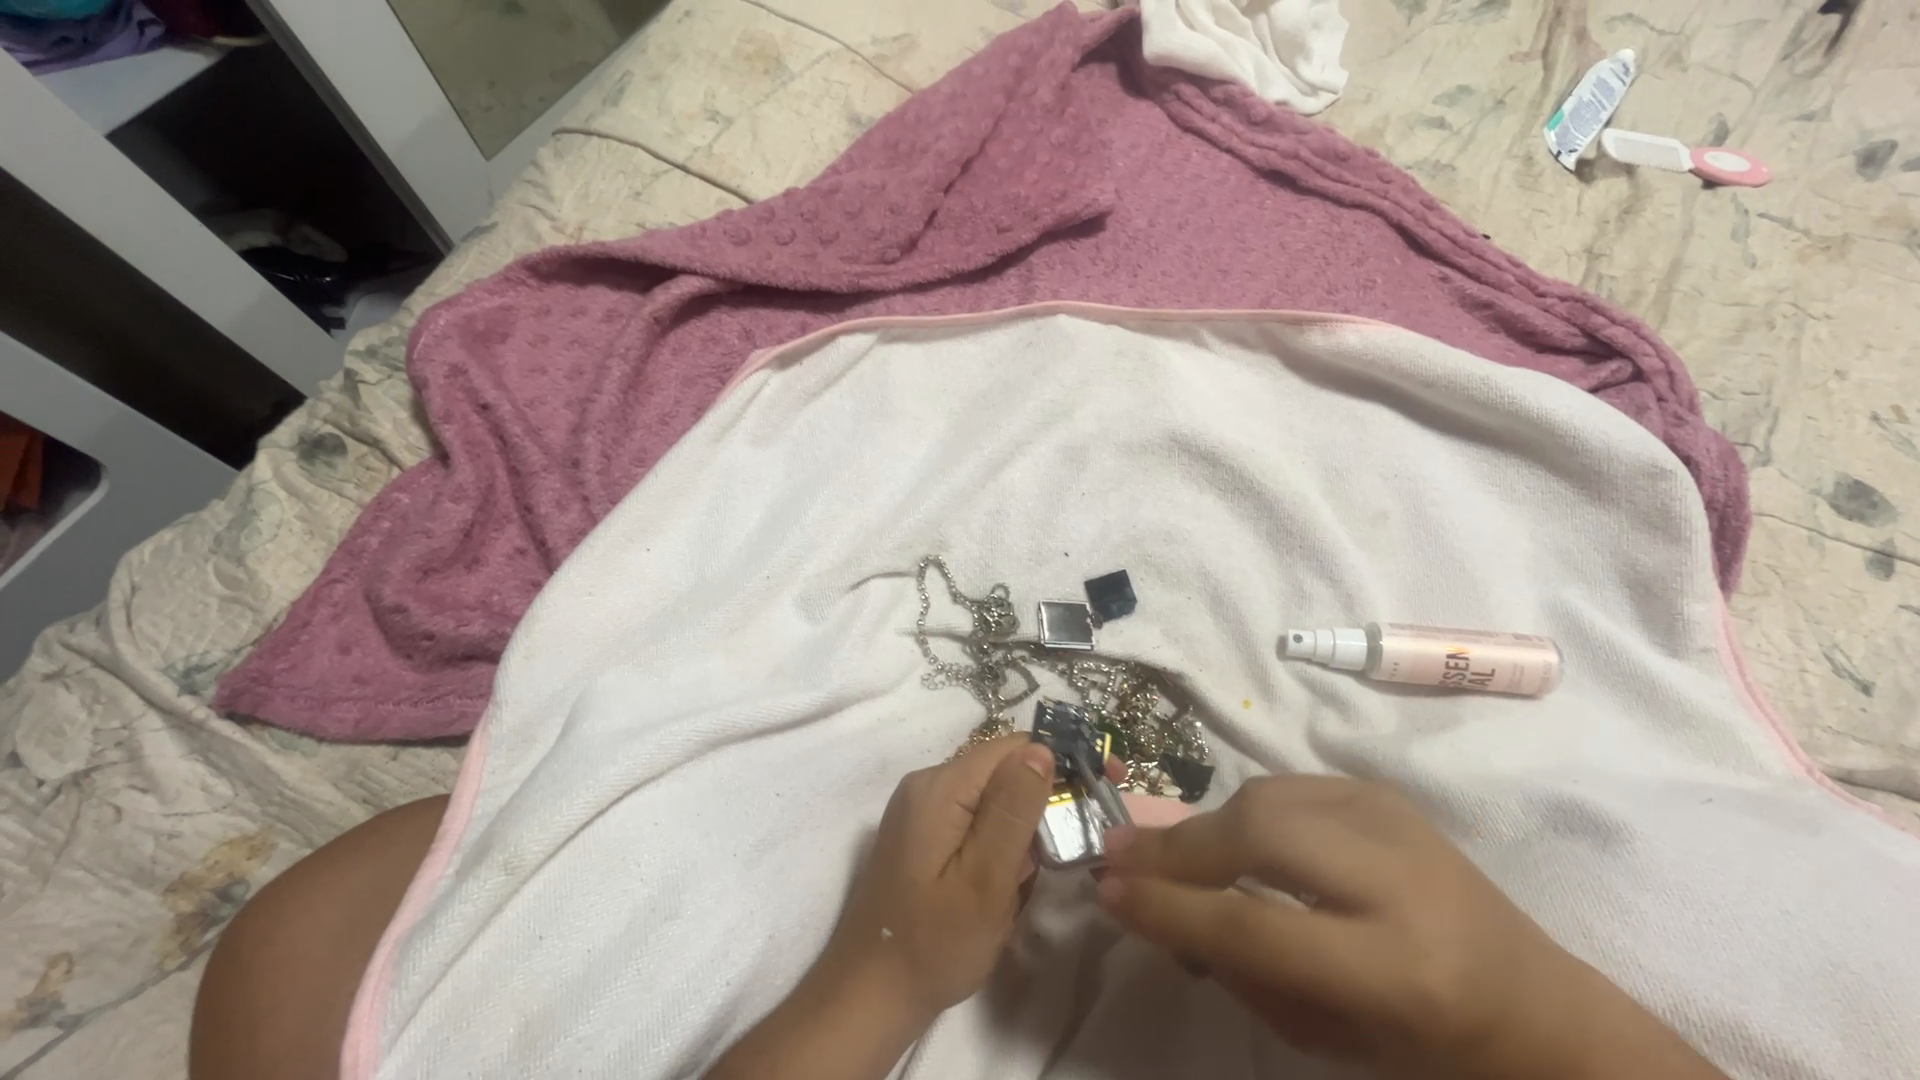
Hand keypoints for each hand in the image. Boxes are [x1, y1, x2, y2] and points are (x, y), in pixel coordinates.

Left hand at [705, 734, 1065, 1079]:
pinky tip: (1006, 884)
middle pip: (1002, 770)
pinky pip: (974, 822)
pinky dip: (1000, 845)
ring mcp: (920, 812)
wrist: (869, 995)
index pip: (1013, 747)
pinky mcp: (921, 838)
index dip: (1063, 759)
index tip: (1108, 784)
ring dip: (1022, 829)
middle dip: (1044, 800)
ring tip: (1033, 877)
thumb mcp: (985, 878)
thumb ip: (1013, 810)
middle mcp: (926, 786)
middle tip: (1074, 846)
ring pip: (991, 799)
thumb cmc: (933, 943)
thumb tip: (1042, 750)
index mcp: (940, 788)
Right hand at [1097, 776, 1727, 1079]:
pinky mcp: (1383, 794)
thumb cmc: (1424, 1043)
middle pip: (1259, 835)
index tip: (1107, 892)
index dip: (1170, 907)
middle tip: (1118, 856)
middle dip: (1177, 846)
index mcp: (1399, 967)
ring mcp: (1394, 821)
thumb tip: (1159, 907)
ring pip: (1264, 799)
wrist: (1531, 998)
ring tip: (1160, 851)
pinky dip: (1238, 812)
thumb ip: (1240, 971)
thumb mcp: (1328, 1036)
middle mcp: (1399, 879)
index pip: (1256, 926)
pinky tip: (1222, 840)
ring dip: (1201, 826)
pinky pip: (1282, 788)